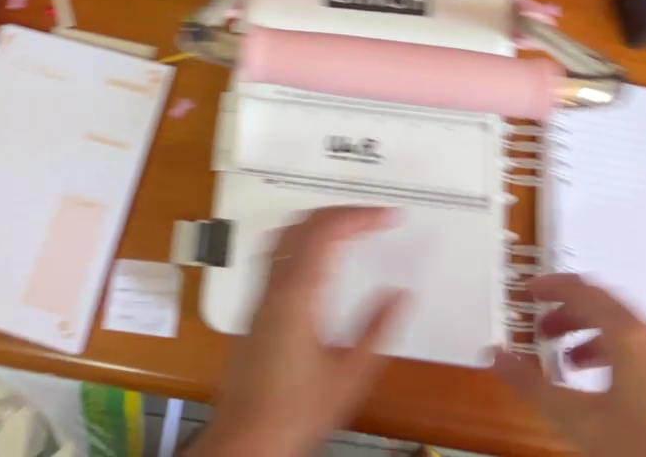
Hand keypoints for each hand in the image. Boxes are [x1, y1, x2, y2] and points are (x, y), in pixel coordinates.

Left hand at [192, 206, 410, 456]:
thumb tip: (400, 295)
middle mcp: (274, 285)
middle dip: (341, 212)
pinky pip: (276, 252)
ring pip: (285, 234)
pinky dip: (302, 238)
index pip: (328, 231)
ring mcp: (260, 294)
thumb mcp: (349, 378)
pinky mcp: (254, 307)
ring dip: (318, 221)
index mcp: (298, 294)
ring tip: (350, 228)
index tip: (390, 216)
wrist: (244, 440)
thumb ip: (376, 331)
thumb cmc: (295, 413)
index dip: (360, 215)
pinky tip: (318, 258)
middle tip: (374, 218)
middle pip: (304, 223)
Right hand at [493, 273, 645, 456]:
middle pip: (606, 307)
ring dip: (593, 337)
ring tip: (571, 366)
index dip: (551, 286)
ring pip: (630, 332)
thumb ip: (532, 386)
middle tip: (541, 332)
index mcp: (627, 334)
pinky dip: (620, 355)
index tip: (527, 292)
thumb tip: (495, 354)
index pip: (583, 290)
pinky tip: (613, 392)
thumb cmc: (644, 448)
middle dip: (569, 313)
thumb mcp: (579, 422)